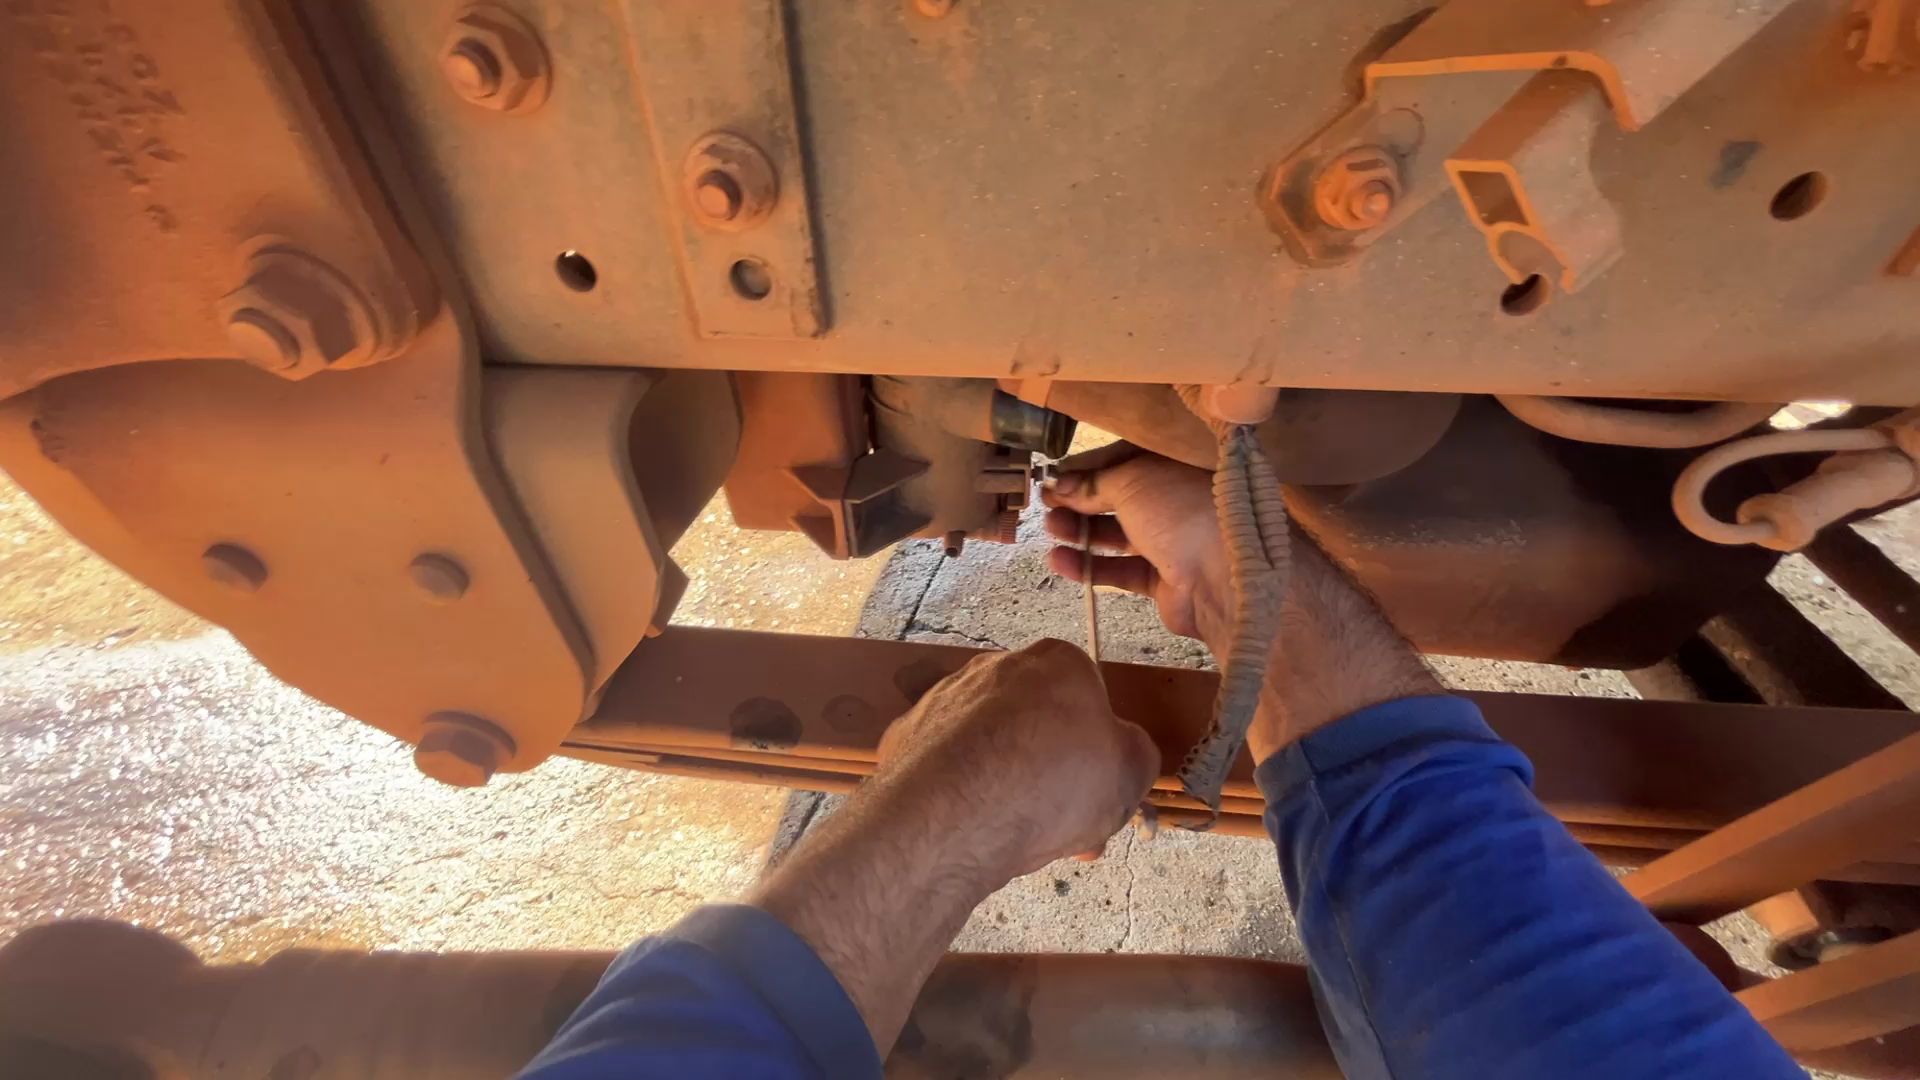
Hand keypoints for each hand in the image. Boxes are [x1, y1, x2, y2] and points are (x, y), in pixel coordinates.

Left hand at [872, 639, 1159, 878]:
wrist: (952, 812)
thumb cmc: (1053, 782)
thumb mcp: (1131, 772)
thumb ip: (1135, 752)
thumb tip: (1123, 749)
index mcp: (1057, 661)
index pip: (1087, 697)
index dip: (1097, 752)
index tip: (1097, 796)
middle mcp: (999, 665)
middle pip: (1037, 722)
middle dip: (1052, 773)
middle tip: (1061, 825)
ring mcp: (946, 694)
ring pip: (991, 743)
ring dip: (1007, 782)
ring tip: (1016, 835)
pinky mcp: (908, 730)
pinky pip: (947, 761)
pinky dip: (961, 788)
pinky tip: (968, 824)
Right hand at [1040, 446, 1439, 760]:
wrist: (1226, 579)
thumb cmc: (1184, 512)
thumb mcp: (1133, 481)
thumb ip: (1093, 483)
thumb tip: (1062, 486)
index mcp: (1177, 464)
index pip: (1124, 459)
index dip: (1087, 468)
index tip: (1054, 476)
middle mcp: (1177, 498)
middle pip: (1118, 497)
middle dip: (1079, 500)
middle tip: (1045, 504)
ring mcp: (1172, 540)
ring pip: (1117, 534)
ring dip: (1080, 531)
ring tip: (1049, 529)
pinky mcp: (1164, 578)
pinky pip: (1121, 569)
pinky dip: (1090, 566)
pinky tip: (1060, 561)